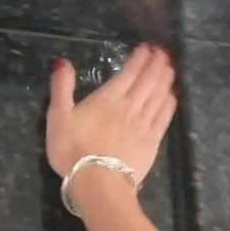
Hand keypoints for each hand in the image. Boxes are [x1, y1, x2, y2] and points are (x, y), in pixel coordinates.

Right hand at [46, 44, 177, 182]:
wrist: (97, 182)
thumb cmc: (72, 149)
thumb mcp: (57, 117)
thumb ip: (61, 88)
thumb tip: (62, 62)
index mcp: (107, 98)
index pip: (128, 73)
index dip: (139, 59)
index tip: (147, 48)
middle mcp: (129, 106)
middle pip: (147, 81)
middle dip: (156, 64)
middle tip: (162, 52)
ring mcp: (143, 124)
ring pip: (158, 96)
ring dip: (165, 79)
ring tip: (169, 68)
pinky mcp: (152, 141)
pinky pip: (163, 117)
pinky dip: (169, 104)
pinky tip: (172, 96)